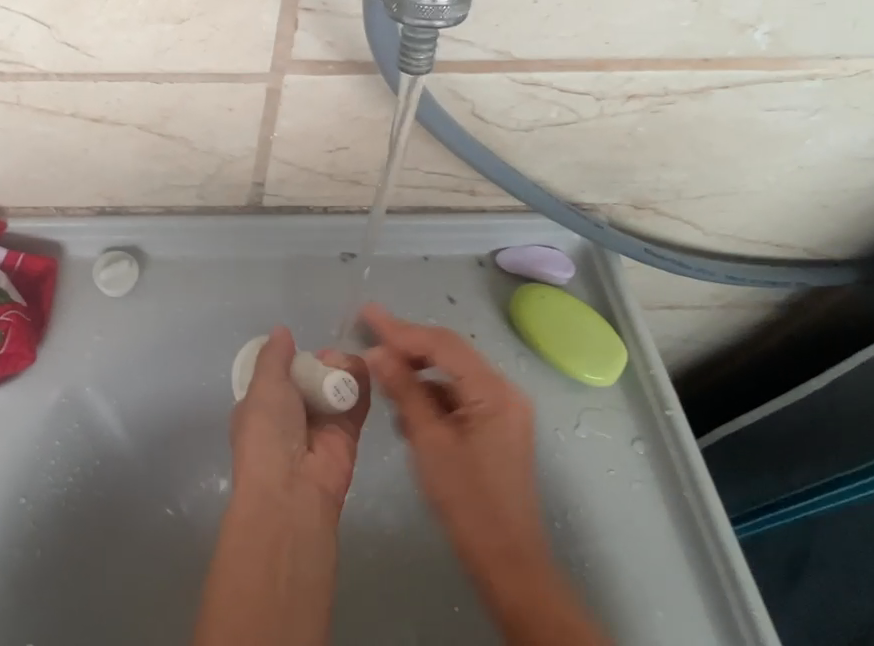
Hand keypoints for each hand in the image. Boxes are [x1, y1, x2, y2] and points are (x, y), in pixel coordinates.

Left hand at [229, 327, 371, 513]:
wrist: (292, 489)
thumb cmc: (267, 432)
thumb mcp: (263, 386)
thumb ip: (274, 357)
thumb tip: (281, 331)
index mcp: (261, 407)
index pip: (277, 376)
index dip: (290, 359)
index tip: (300, 345)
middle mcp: (290, 416)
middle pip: (309, 379)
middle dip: (319, 362)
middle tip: (329, 355)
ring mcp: (319, 426)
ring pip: (333, 388)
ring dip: (340, 371)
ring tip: (344, 361)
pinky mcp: (347, 436)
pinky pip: (355, 404)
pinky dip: (360, 385)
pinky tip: (363, 367)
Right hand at [362, 304, 607, 645]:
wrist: (507, 559)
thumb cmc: (467, 501)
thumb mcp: (429, 442)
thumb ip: (405, 391)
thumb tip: (378, 352)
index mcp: (493, 391)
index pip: (441, 344)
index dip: (400, 328)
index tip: (366, 314)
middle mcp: (504, 392)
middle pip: (449, 353)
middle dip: (407, 345)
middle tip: (367, 333)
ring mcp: (502, 411)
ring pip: (452, 375)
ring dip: (417, 371)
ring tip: (380, 373)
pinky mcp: (495, 429)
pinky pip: (458, 397)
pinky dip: (430, 395)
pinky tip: (404, 408)